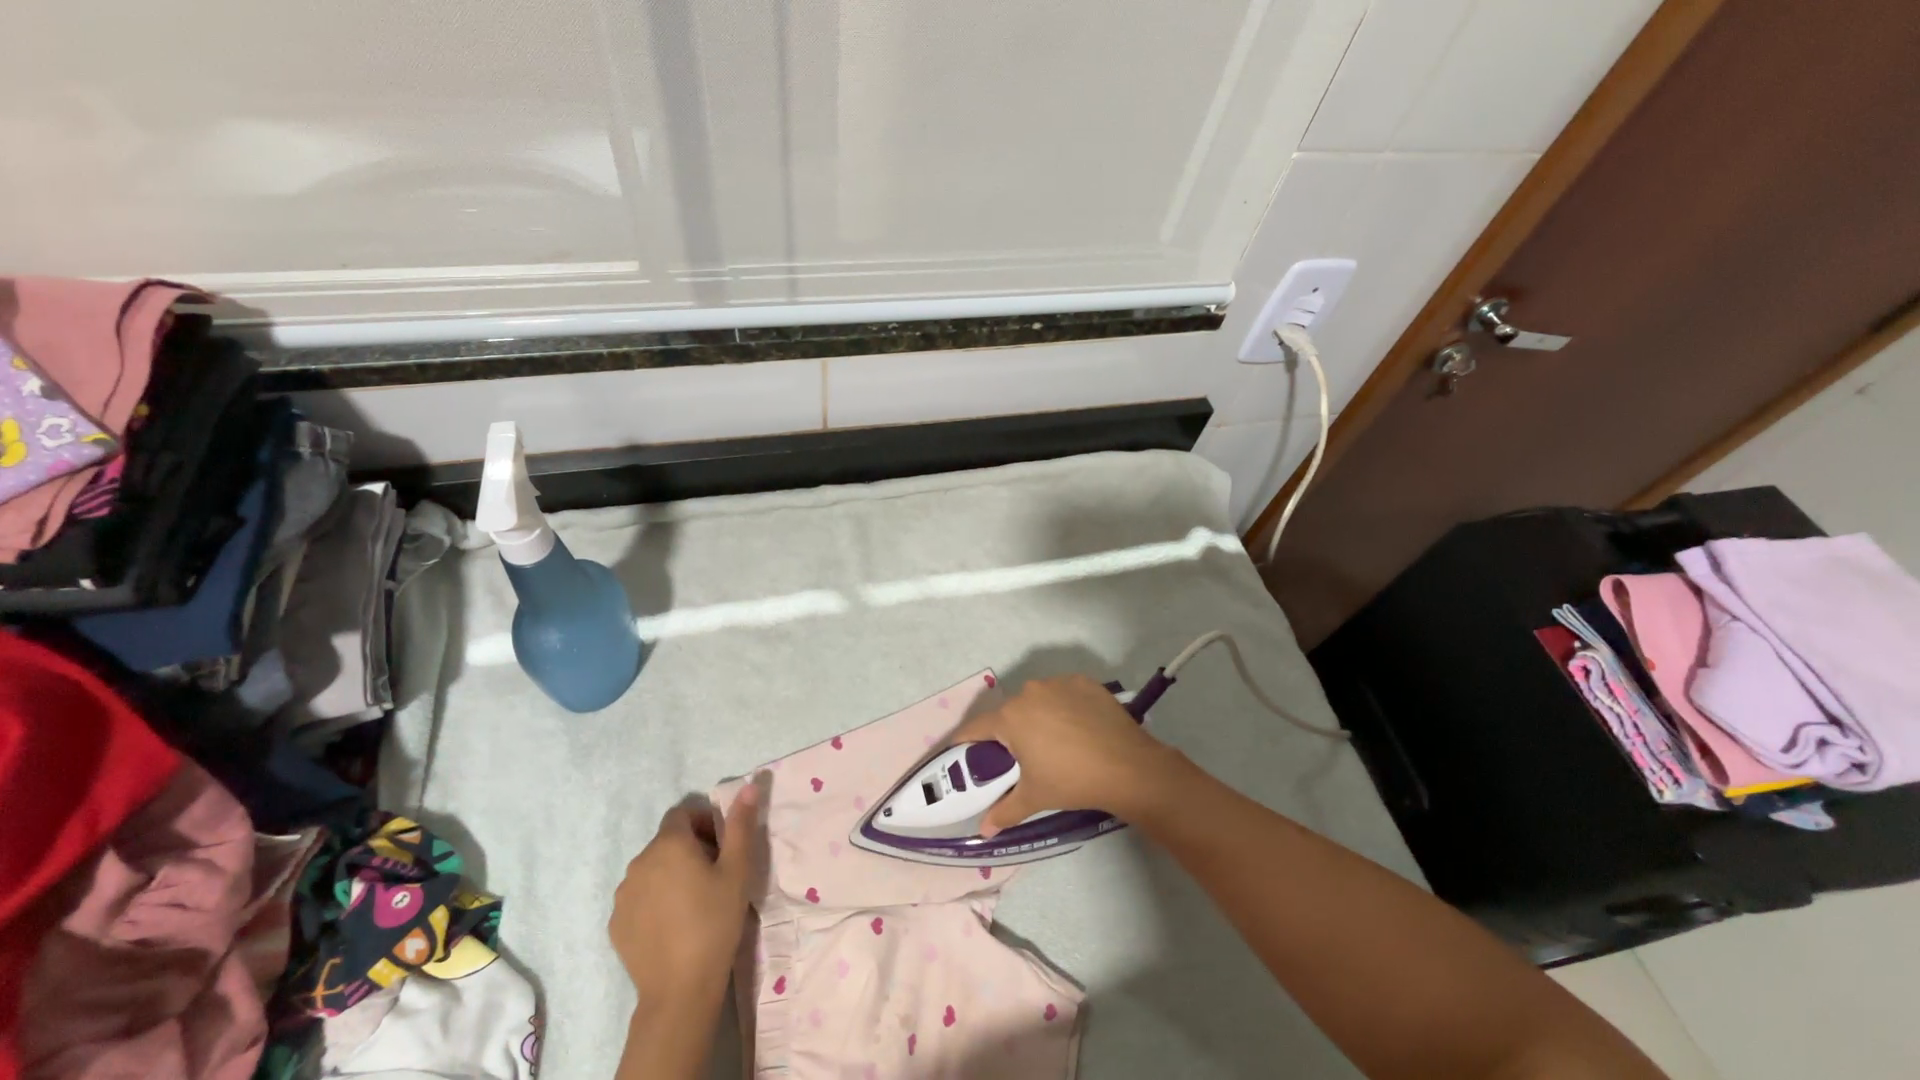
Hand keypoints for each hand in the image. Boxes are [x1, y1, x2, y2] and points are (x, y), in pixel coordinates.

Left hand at [609, 782, 763, 1016]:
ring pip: (651, 871)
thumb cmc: (715, 922)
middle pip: (666, 842)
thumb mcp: (737, 872)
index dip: (704, 823)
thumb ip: (741, 825)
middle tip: (715, 877)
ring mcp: (622, 894)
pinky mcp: (615, 923)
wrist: (680, 988)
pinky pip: (638, 899)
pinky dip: (654, 902)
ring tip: (694, 904)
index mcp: (668, 844)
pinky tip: (673, 926)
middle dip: (690, 850)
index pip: (683, 814)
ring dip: (670, 875)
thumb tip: (749, 785)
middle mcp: (638, 861)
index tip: (722, 848)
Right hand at [945, 675, 1183, 835]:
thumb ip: (1004, 811)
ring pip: (1036, 701)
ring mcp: (1059, 684)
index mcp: (1010, 717)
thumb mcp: (1034, 797)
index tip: (962, 754)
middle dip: (1007, 733)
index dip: (965, 743)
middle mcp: (1029, 692)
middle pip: (1008, 713)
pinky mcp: (1084, 682)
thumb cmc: (1073, 782)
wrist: (1129, 768)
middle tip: (1017, 759)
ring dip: (1036, 718)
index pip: (975, 728)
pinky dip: (1063, 708)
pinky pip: (1063, 694)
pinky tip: (1076, 729)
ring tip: (1051, 744)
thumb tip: (984, 830)